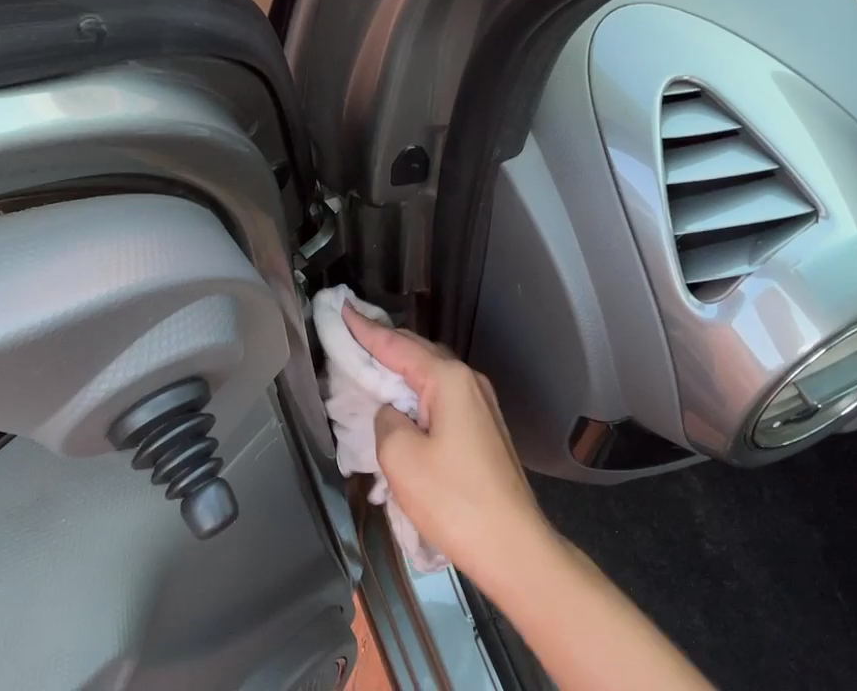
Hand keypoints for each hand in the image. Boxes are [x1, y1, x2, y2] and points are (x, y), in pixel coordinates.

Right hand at [341, 304, 554, 582]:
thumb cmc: (455, 501)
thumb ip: (386, 420)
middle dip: (384, 344)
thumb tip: (393, 413)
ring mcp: (482, 407)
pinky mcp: (484, 431)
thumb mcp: (400, 457)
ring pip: (431, 376)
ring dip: (400, 370)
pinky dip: (416, 393)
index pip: (397, 345)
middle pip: (418, 353)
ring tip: (368, 366)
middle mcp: (469, 383)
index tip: (343, 308)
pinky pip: (442, 398)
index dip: (366, 329)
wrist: (513, 549)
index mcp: (449, 380)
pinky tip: (400, 404)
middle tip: (350, 334)